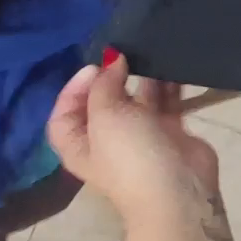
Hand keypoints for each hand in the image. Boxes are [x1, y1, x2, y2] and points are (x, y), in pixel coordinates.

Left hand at [46, 55, 219, 232]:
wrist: (176, 187)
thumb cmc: (130, 155)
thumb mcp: (106, 118)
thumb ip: (104, 86)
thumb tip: (112, 60)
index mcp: (80, 144)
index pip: (64, 115)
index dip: (73, 90)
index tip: (95, 66)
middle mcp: (107, 139)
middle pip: (102, 104)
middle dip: (111, 79)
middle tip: (127, 55)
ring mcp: (140, 135)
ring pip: (137, 99)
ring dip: (143, 78)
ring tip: (152, 54)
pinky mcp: (169, 129)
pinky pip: (166, 101)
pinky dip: (169, 84)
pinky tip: (174, 66)